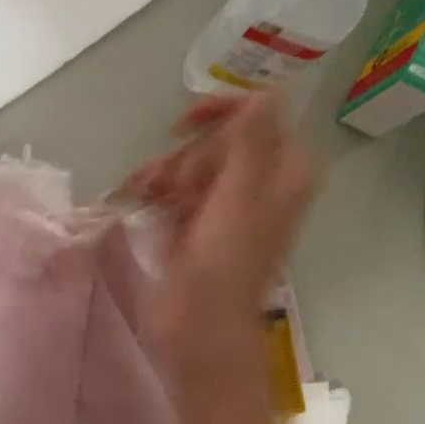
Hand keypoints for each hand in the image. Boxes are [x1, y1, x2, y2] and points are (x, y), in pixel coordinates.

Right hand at [120, 92, 316, 360]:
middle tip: (160, 183)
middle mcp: (263, 186)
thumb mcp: (239, 195)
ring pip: (197, 171)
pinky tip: (141, 204)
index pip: (258, 117)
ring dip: (165, 176)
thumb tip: (260, 96)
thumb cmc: (222, 263)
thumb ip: (251, 141)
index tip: (178, 127)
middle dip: (185, 157)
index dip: (220, 113)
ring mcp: (231, 211)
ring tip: (139, 194)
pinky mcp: (202, 233)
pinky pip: (182, 198)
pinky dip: (162, 197)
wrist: (200, 327)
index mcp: (284, 171)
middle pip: (221, 145)